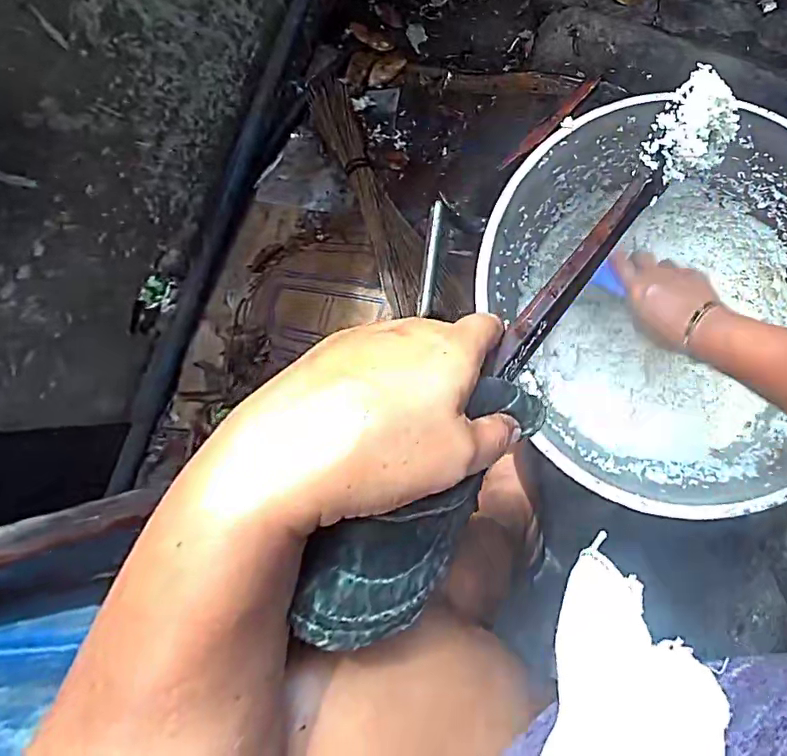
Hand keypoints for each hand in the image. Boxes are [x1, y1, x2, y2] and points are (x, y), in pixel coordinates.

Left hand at [194, 315, 518, 533]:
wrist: (279, 458)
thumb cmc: (373, 452)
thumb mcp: (457, 460)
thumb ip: (494, 436)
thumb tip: (506, 426)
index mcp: (450, 347)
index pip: (490, 326)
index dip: (498, 350)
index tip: (493, 378)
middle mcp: (408, 330)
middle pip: (445, 343)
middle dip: (450, 378)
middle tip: (444, 425)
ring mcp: (364, 338)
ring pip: (403, 355)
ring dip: (408, 384)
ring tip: (393, 435)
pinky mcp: (327, 353)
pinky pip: (364, 366)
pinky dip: (369, 390)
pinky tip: (357, 430)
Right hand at [610, 250, 723, 351]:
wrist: (704, 327)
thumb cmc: (673, 332)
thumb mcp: (642, 325)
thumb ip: (636, 305)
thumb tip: (635, 299)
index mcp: (636, 286)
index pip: (620, 262)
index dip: (617, 259)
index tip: (616, 259)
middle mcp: (654, 273)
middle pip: (641, 255)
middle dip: (638, 262)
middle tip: (640, 273)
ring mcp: (674, 271)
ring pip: (662, 263)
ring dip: (661, 272)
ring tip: (666, 287)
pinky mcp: (693, 273)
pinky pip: (682, 271)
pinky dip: (681, 279)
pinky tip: (685, 293)